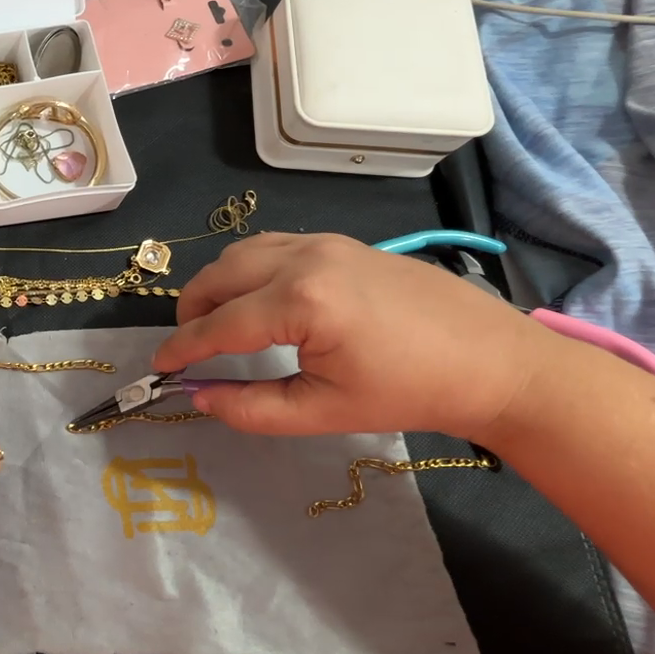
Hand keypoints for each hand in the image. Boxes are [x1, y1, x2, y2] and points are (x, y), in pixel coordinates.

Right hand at [152, 233, 548, 440]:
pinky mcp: (340, 242)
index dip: (181, 348)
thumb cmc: (411, 393)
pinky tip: (254, 296)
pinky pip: (269, 245)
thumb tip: (198, 395)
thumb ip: (249, 408)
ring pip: (238, 254)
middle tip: (187, 347)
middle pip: (217, 278)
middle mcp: (304, 260)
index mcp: (301, 302)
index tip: (158, 368)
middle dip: (190, 313)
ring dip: (215, 286)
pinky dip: (245, 268)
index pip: (218, 326)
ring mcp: (323, 243)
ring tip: (214, 321)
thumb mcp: (323, 412)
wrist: (497, 363)